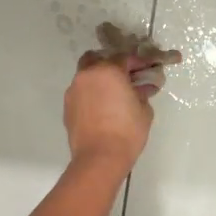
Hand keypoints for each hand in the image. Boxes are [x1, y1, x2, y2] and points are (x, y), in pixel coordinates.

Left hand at [63, 51, 157, 175]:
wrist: (100, 157)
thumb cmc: (127, 131)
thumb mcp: (144, 110)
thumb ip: (142, 93)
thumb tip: (143, 87)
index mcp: (108, 71)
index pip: (125, 58)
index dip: (138, 62)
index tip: (148, 69)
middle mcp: (87, 75)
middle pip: (97, 59)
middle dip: (111, 64)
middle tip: (125, 77)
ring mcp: (74, 90)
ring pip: (86, 75)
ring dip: (99, 79)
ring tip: (113, 94)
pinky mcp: (68, 106)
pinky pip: (81, 92)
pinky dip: (91, 94)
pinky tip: (102, 108)